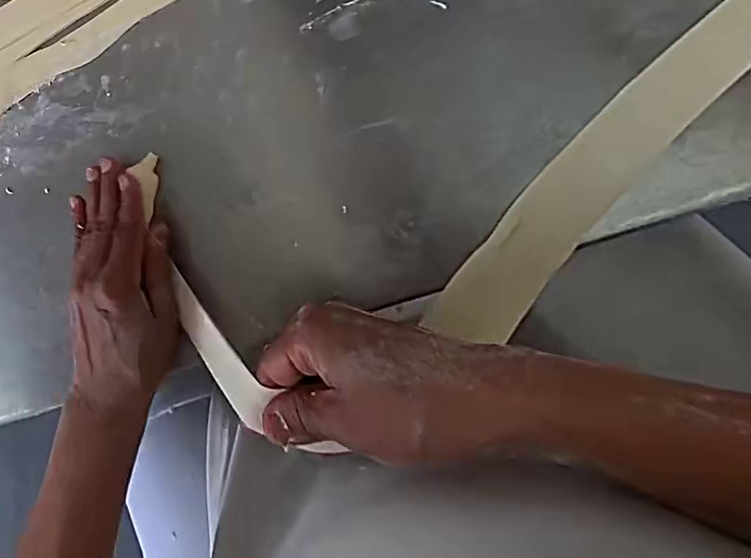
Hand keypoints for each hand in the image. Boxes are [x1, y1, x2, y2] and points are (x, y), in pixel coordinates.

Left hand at [66, 157, 179, 419]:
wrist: (104, 394)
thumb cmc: (143, 361)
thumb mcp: (164, 319)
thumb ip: (158, 270)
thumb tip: (157, 229)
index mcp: (118, 284)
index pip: (127, 231)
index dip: (132, 200)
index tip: (132, 174)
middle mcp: (92, 277)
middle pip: (105, 223)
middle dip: (108, 189)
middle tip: (109, 161)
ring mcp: (79, 280)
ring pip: (89, 230)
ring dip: (93, 198)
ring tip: (94, 171)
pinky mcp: (74, 286)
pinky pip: (77, 245)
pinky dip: (78, 222)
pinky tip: (77, 204)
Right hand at [254, 301, 550, 463]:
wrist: (485, 398)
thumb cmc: (424, 403)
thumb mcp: (344, 425)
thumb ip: (296, 419)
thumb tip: (274, 418)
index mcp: (311, 328)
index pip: (265, 367)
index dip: (270, 404)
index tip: (278, 428)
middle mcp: (331, 317)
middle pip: (291, 364)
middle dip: (302, 401)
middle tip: (327, 433)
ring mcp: (357, 324)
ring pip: (319, 368)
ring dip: (328, 398)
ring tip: (360, 425)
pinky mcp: (378, 338)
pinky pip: (344, 365)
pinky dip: (350, 390)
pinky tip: (376, 414)